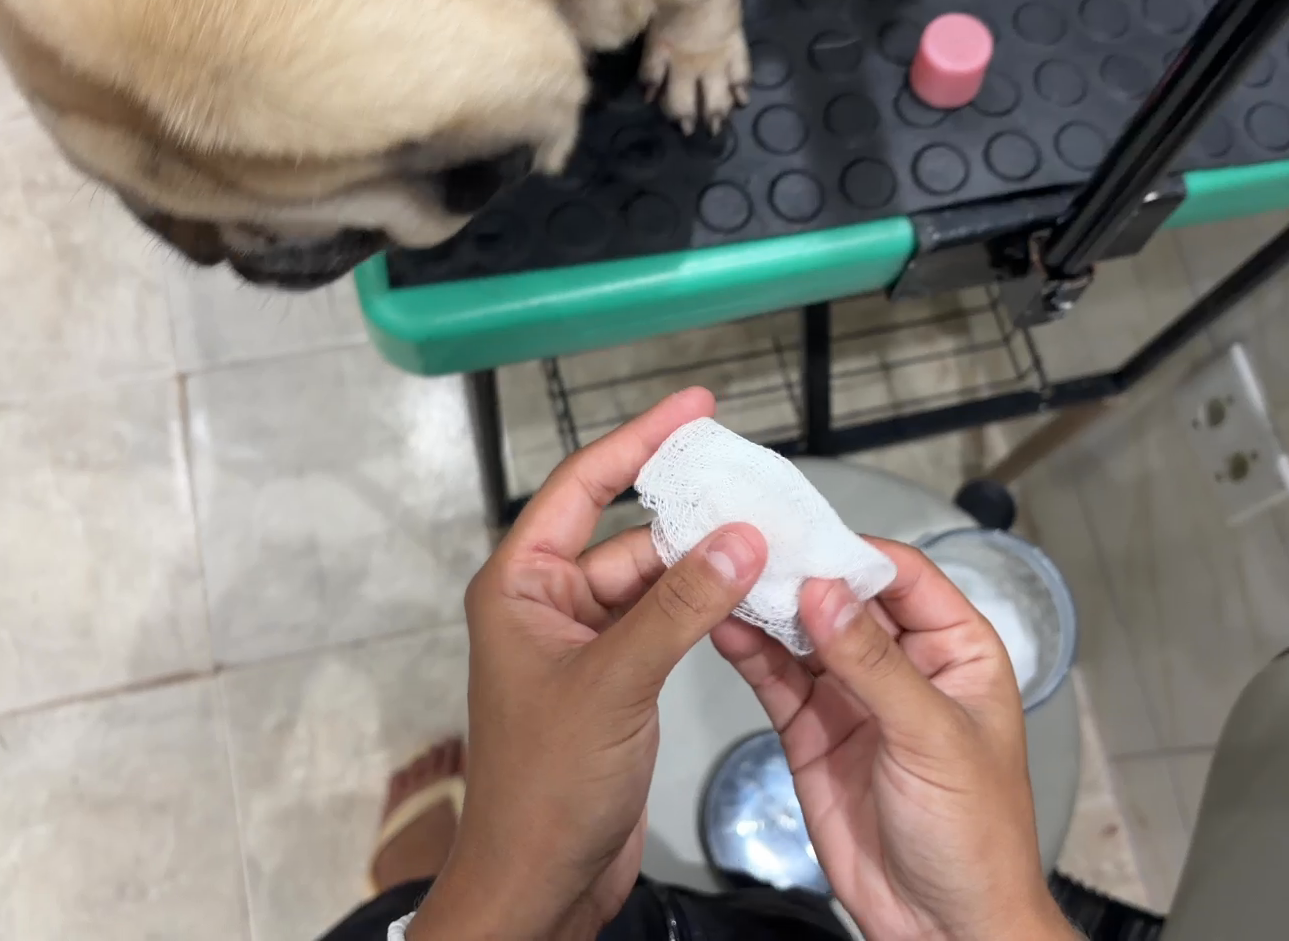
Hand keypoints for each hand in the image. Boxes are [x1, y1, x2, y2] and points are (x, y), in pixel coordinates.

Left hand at [410, 389, 767, 940]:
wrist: (541, 881)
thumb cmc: (548, 783)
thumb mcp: (614, 681)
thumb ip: (678, 605)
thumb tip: (741, 538)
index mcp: (523, 581)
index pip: (584, 484)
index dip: (638, 439)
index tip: (692, 406)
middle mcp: (553, 597)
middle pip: (628, 530)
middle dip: (687, 509)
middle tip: (749, 477)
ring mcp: (590, 634)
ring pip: (655, 575)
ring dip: (703, 559)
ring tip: (765, 531)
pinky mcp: (620, 668)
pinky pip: (667, 615)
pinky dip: (705, 601)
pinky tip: (747, 585)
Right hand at [712, 542, 1077, 940]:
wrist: (938, 930)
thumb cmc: (975, 834)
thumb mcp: (932, 738)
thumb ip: (874, 664)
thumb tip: (825, 593)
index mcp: (951, 648)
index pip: (902, 576)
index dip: (854, 553)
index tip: (805, 537)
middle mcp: (898, 659)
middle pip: (844, 596)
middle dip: (801, 573)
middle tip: (751, 549)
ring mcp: (850, 690)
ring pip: (803, 631)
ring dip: (768, 607)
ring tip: (727, 580)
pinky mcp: (811, 722)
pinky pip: (777, 675)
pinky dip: (751, 651)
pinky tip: (726, 627)